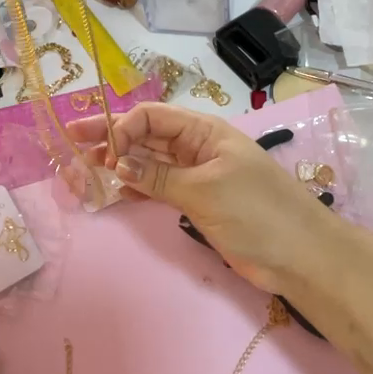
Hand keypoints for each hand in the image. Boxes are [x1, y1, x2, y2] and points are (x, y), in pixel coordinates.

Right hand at [69, 103, 336, 292]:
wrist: (300, 256)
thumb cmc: (257, 211)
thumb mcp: (205, 189)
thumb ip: (159, 175)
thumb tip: (117, 162)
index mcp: (202, 131)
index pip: (152, 117)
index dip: (124, 127)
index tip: (103, 151)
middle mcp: (195, 147)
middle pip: (146, 135)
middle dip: (111, 136)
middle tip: (72, 139)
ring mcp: (196, 175)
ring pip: (149, 160)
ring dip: (120, 161)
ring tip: (83, 165)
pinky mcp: (197, 201)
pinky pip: (159, 185)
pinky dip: (137, 184)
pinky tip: (115, 188)